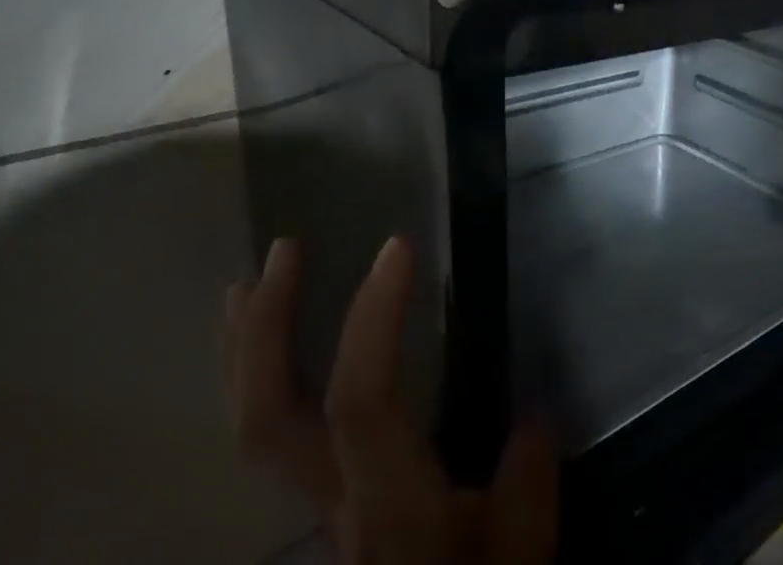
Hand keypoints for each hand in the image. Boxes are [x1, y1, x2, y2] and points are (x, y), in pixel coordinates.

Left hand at [224, 237, 555, 564]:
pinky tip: (271, 347)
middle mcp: (335, 499)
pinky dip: (258, 376)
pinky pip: (269, 431)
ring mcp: (317, 501)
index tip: (398, 248)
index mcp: (390, 503)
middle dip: (268, 327)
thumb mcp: (521, 553)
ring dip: (246, 345)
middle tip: (284, 251)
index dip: (370, 322)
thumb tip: (536, 414)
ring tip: (249, 279)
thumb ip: (528, 483)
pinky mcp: (322, 498)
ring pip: (252, 424)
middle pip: (268, 415)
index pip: (361, 403)